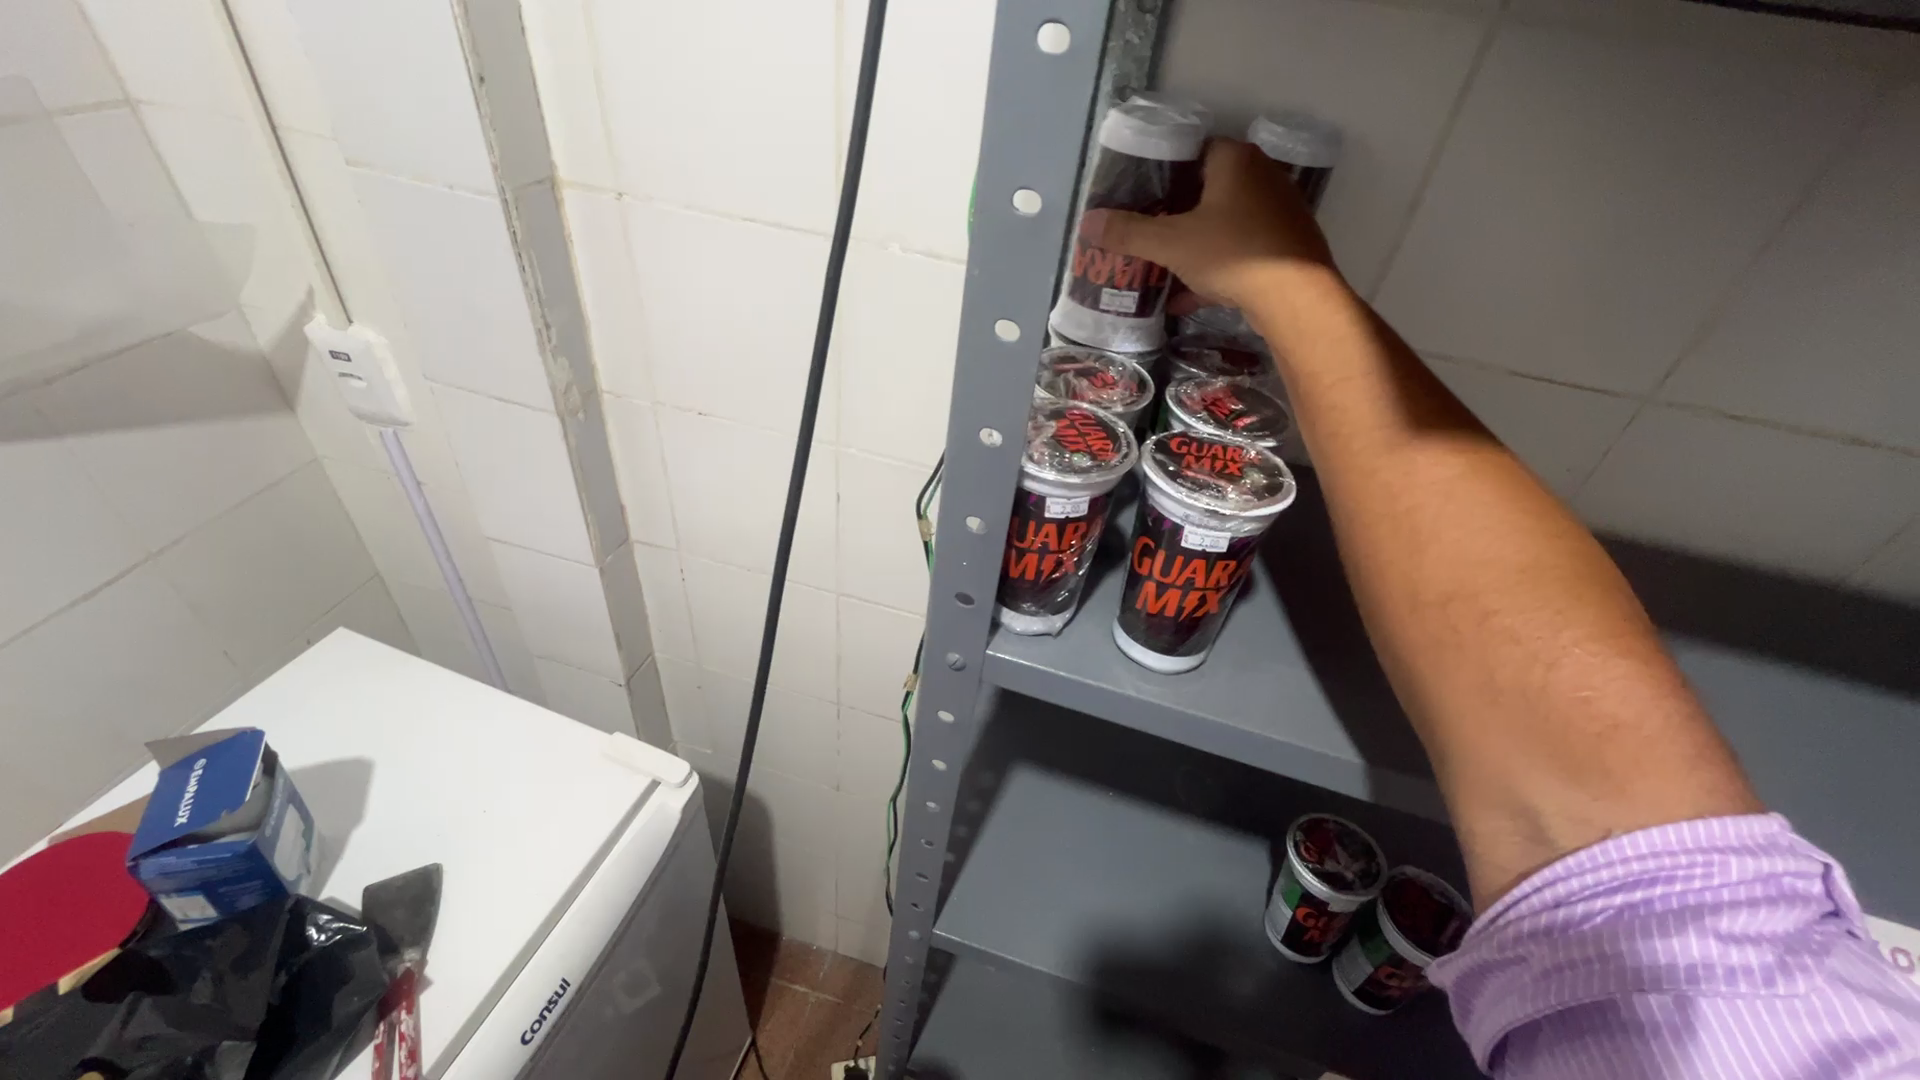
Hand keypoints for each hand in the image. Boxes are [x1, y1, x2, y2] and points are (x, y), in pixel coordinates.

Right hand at [1085, 139, 1339, 315]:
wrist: (1294, 298)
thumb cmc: (1232, 254)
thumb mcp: (1171, 244)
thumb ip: (1129, 232)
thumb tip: (1087, 221)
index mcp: (1235, 160)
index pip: (1192, 150)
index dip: (1162, 171)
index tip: (1139, 196)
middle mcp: (1262, 176)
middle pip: (1208, 188)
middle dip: (1175, 212)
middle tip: (1145, 232)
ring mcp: (1278, 212)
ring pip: (1224, 223)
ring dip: (1194, 243)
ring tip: (1162, 265)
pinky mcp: (1286, 246)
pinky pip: (1240, 250)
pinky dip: (1214, 269)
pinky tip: (1187, 297)